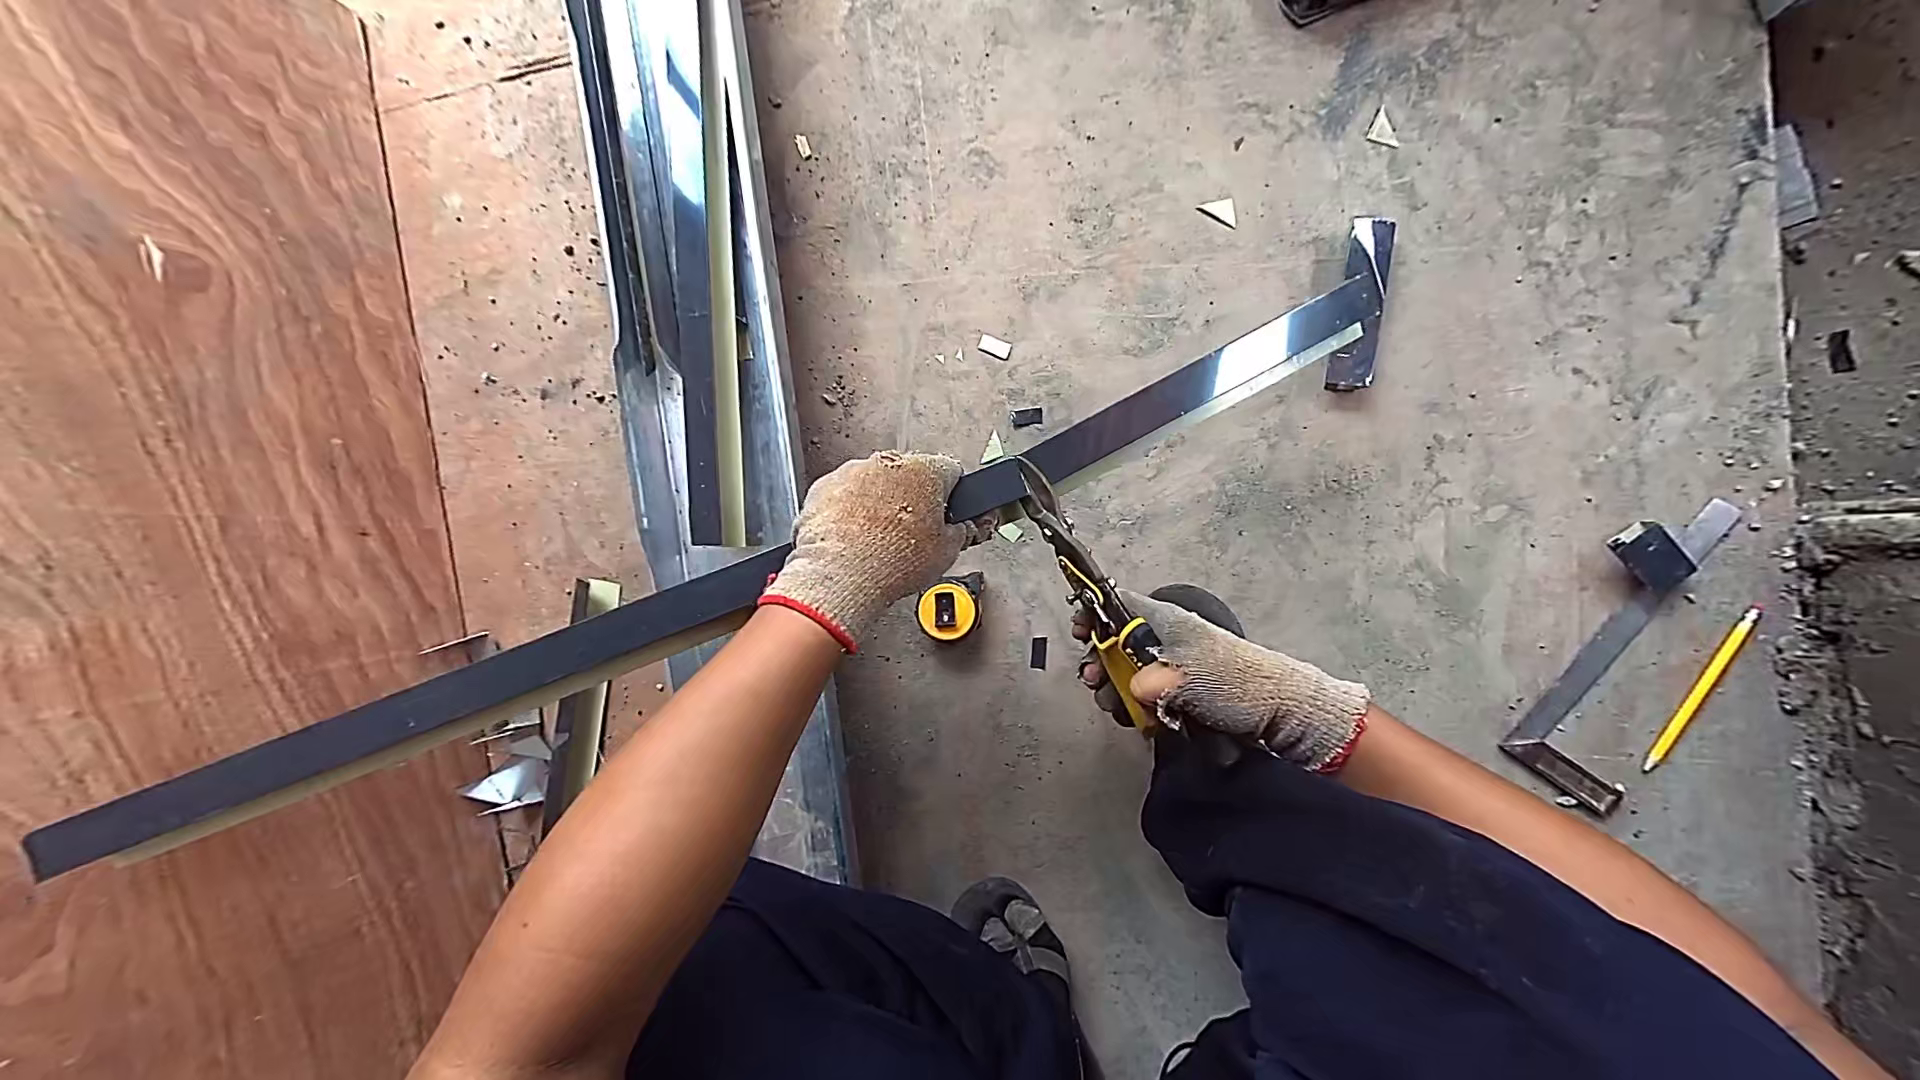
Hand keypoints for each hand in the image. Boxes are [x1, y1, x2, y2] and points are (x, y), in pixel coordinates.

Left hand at [759, 450, 985, 650]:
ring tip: (880, 540)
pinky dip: (849, 512)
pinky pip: (844, 495)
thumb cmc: (891, 562)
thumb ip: (960, 531)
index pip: (951, 471)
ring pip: (875, 483)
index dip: (953, 496)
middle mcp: (888, 463)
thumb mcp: (947, 552)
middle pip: (910, 475)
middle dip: (913, 499)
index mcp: (926, 470)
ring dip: (880, 504)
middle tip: (913, 534)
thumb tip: (959, 530)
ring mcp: (853, 472)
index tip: (947, 512)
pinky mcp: (825, 487)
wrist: (842, 575)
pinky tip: (855, 538)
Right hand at [1074, 587, 1370, 772]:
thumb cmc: (1239, 685)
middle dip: (1099, 661)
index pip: (1119, 604)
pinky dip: (1130, 705)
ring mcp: (1169, 667)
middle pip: (1114, 641)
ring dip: (1112, 688)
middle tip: (1093, 681)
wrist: (1281, 716)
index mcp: (1167, 621)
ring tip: (1114, 706)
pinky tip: (1134, 719)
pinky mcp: (1174, 693)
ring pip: (1124, 672)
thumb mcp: (1191, 678)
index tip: (1080, 631)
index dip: (1095, 613)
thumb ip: (1152, 680)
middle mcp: (1164, 640)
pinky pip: (1139, 695)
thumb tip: (1130, 689)